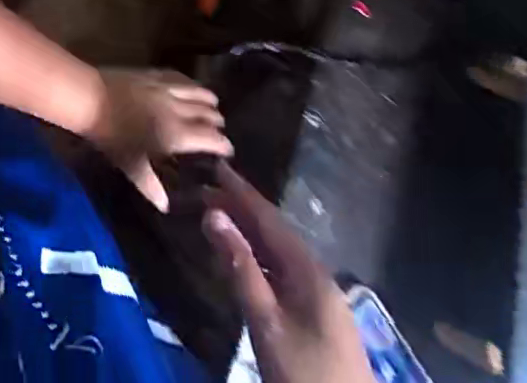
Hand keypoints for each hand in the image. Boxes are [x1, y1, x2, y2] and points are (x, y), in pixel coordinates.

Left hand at [87, 69, 230, 210]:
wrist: (91, 99)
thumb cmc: (111, 136)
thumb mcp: (131, 166)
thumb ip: (151, 187)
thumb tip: (165, 206)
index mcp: (177, 134)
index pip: (211, 138)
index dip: (223, 145)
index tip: (228, 151)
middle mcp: (178, 109)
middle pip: (209, 113)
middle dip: (217, 123)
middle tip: (217, 131)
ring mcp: (167, 88)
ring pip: (198, 91)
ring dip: (208, 101)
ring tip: (211, 106)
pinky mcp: (154, 73)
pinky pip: (180, 77)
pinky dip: (190, 83)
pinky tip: (189, 86)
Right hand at [203, 165, 371, 382]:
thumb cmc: (304, 377)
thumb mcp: (265, 322)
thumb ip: (240, 267)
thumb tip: (213, 215)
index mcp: (310, 272)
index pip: (270, 219)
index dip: (242, 192)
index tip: (217, 165)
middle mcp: (318, 277)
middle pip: (276, 233)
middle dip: (242, 209)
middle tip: (205, 190)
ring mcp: (321, 301)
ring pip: (279, 254)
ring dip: (249, 233)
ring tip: (216, 216)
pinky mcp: (317, 321)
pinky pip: (283, 273)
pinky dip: (258, 258)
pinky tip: (241, 260)